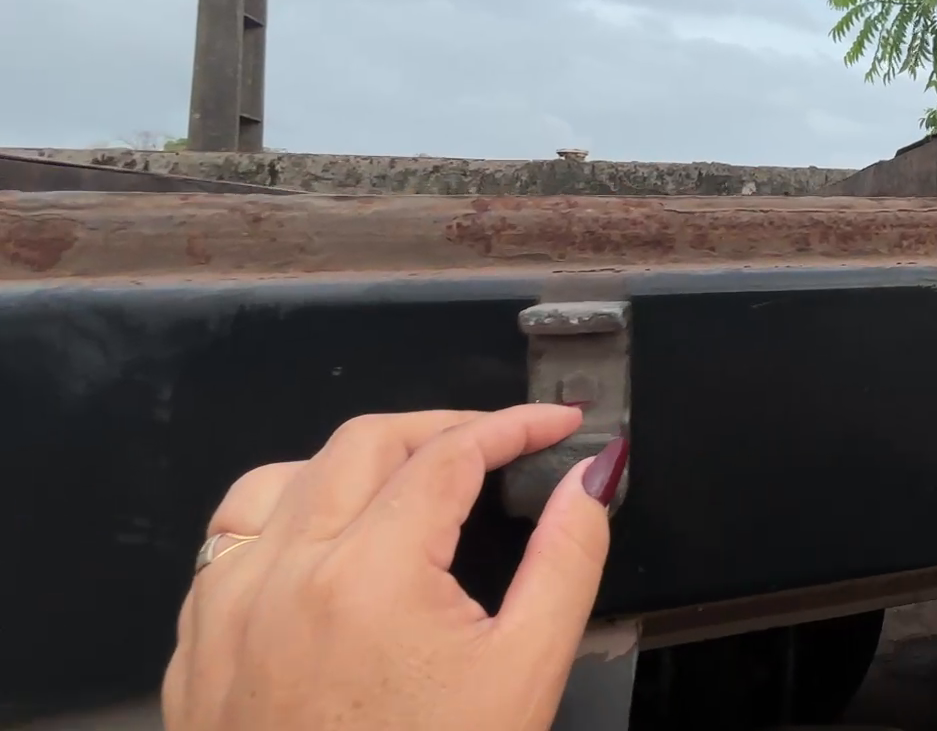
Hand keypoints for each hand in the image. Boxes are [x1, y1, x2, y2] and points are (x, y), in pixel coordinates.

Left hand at [162, 404, 628, 730]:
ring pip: (287, 476)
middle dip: (451, 426)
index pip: (451, 454)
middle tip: (509, 444)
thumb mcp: (531, 661)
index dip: (517, 424)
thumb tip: (596, 471)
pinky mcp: (193, 651)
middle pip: (367, 442)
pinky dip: (299, 505)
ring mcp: (221, 613)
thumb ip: (572, 550)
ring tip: (425, 478)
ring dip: (366, 459)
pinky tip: (343, 533)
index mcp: (368, 575)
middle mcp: (281, 576)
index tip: (563, 422)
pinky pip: (236, 536)